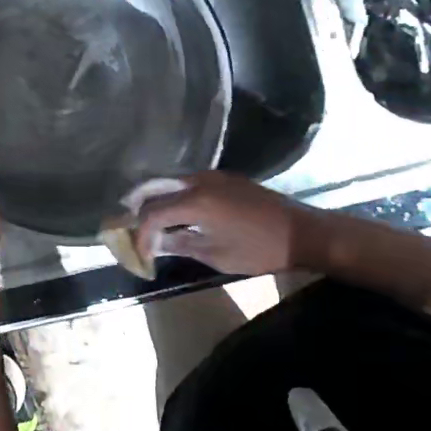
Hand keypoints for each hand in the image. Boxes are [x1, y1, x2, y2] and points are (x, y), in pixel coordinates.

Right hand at [132, 171, 333, 276]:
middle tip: (129, 227)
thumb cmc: (259, 249)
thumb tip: (156, 244)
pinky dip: (175, 196)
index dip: (140, 235)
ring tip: (150, 223)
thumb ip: (181, 244)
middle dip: (138, 208)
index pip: (152, 214)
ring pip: (171, 182)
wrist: (301, 232)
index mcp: (195, 201)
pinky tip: (177, 214)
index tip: (140, 253)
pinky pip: (189, 182)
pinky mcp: (225, 178)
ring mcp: (214, 176)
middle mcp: (199, 181)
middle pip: (155, 189)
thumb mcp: (216, 255)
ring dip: (156, 200)